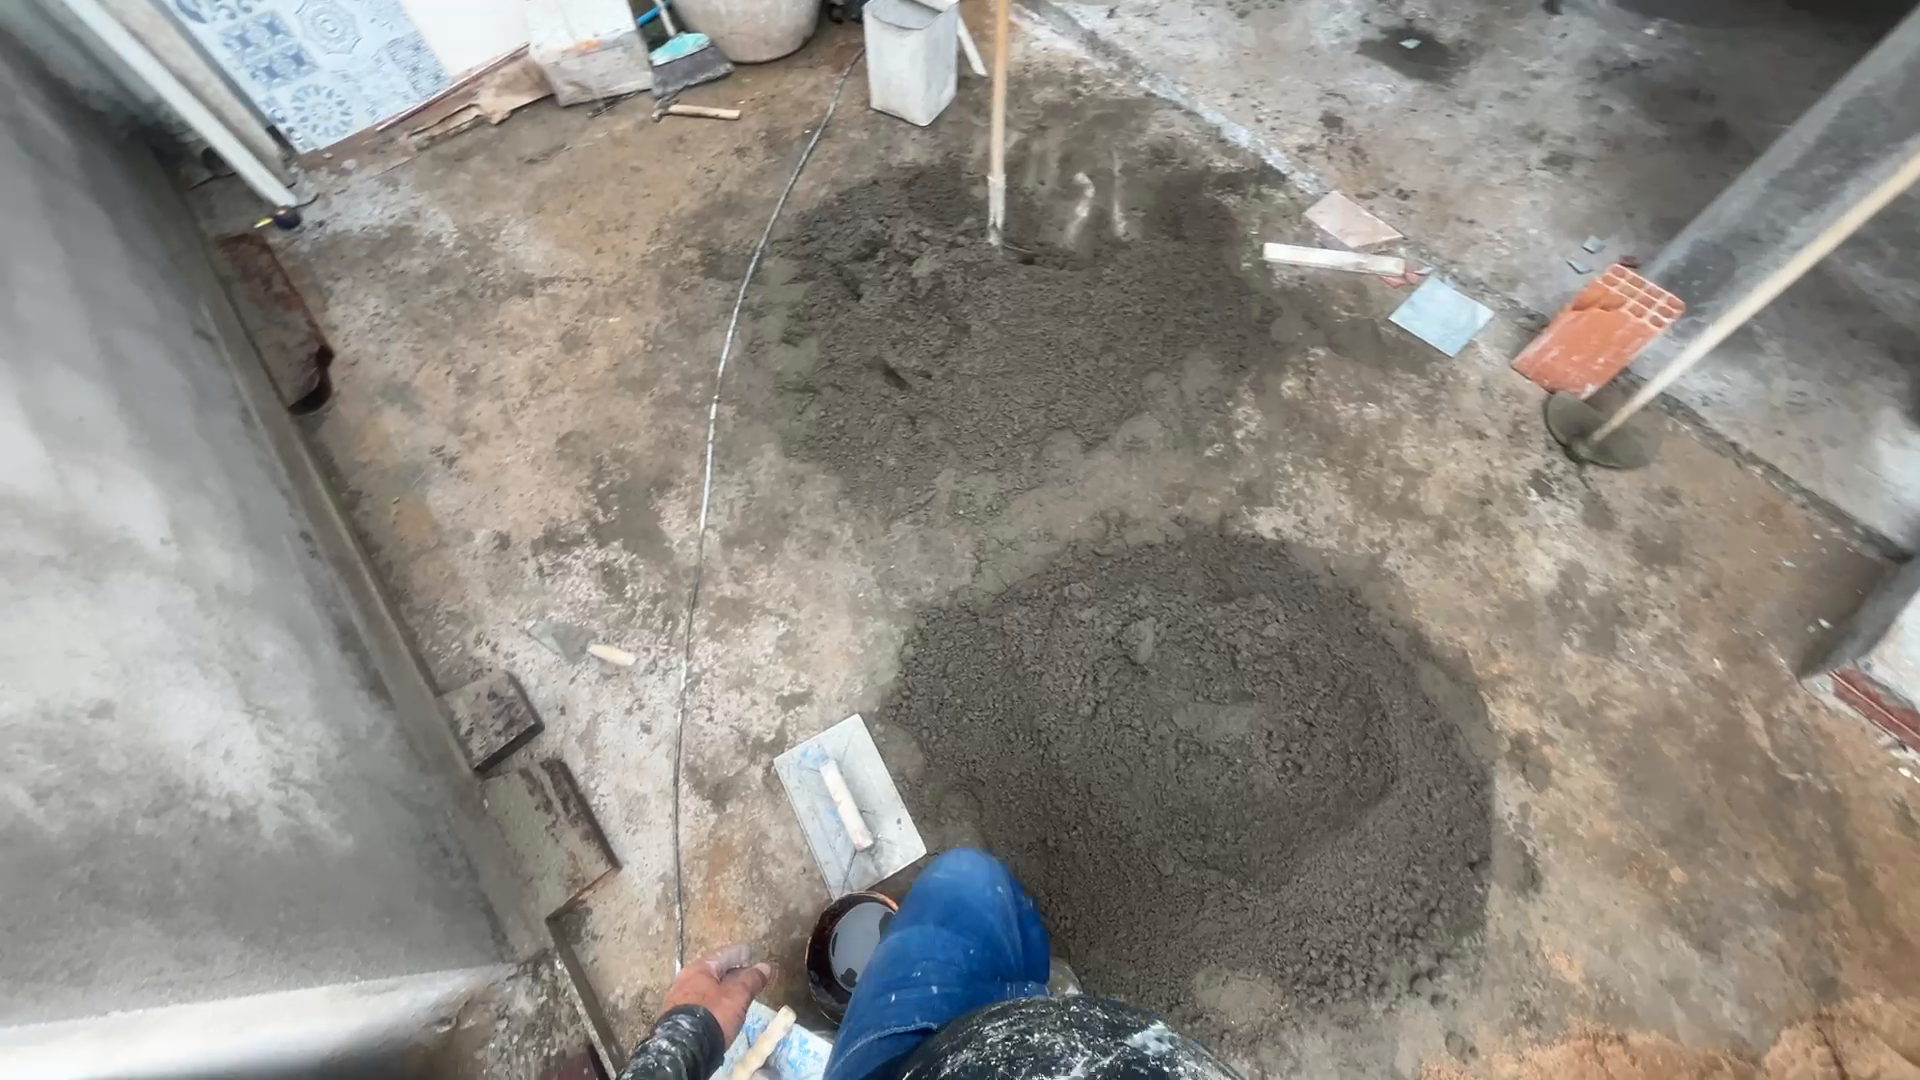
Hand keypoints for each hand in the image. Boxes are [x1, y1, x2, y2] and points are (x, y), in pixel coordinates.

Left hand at [660, 943, 773, 1044]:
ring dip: (722, 991)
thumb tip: (765, 967)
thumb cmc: (712, 1015)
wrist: (682, 1051)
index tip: (753, 955)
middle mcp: (686, 979)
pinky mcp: (676, 1019)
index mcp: (700, 967)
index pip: (727, 953)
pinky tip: (720, 1013)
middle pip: (715, 971)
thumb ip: (752, 979)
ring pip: (706, 989)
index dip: (742, 953)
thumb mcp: (738, 996)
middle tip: (748, 978)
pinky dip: (712, 1004)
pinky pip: (699, 1004)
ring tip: (737, 997)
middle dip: (732, 974)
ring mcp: (678, 1000)